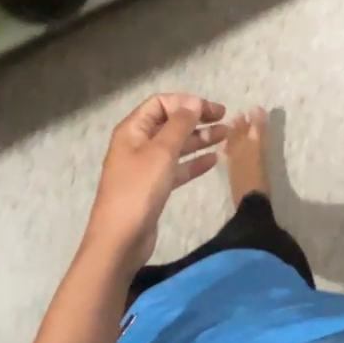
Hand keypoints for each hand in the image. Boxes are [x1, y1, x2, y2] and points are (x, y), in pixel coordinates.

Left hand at [83, 94, 226, 272]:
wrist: (119, 240)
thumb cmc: (139, 190)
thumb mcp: (161, 152)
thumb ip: (180, 124)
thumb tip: (194, 102)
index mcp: (133, 130)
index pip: (160, 103)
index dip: (185, 102)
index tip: (210, 110)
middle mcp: (137, 144)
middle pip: (169, 123)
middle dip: (196, 119)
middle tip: (224, 119)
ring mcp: (145, 167)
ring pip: (175, 145)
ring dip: (199, 139)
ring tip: (224, 136)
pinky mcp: (153, 187)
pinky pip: (176, 167)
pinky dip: (193, 162)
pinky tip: (213, 161)